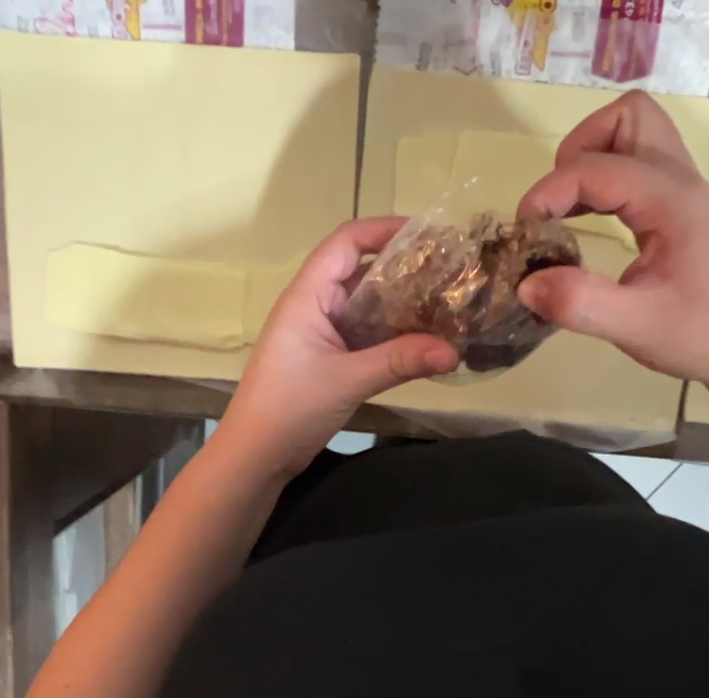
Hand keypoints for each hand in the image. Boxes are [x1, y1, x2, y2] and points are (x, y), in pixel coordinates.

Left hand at [217, 218, 457, 477]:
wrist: (255, 457)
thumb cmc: (289, 408)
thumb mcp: (346, 381)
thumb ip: (400, 361)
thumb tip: (453, 351)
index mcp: (307, 296)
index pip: (345, 242)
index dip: (384, 228)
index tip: (429, 234)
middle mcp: (313, 307)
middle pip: (360, 271)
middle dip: (403, 269)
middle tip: (450, 273)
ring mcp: (320, 335)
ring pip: (365, 307)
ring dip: (401, 305)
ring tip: (447, 305)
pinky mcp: (328, 362)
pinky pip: (364, 336)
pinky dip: (392, 336)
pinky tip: (425, 343)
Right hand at [515, 91, 708, 395]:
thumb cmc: (704, 337)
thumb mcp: (635, 327)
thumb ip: (578, 303)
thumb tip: (526, 283)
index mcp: (672, 202)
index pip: (598, 167)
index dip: (551, 189)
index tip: (523, 230)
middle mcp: (682, 183)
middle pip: (630, 117)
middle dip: (580, 148)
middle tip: (553, 203)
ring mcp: (685, 195)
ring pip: (637, 137)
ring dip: (593, 161)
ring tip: (563, 213)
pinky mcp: (682, 213)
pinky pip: (639, 171)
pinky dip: (605, 184)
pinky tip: (586, 226)